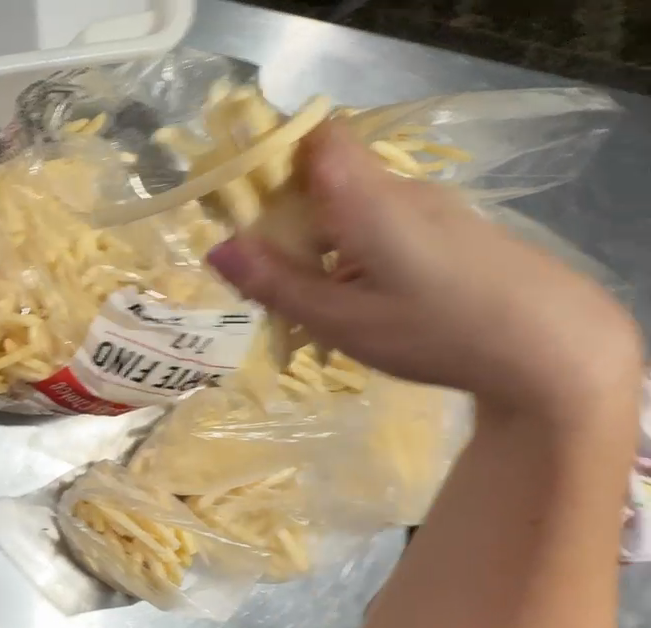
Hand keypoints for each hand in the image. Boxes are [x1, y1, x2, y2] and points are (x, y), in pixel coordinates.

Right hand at [206, 121, 641, 424]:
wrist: (551, 348)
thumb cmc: (434, 332)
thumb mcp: (338, 318)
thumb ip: (274, 283)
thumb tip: (216, 248)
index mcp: (370, 203)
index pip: (319, 141)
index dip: (272, 156)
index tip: (236, 201)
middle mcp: (401, 192)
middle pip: (325, 180)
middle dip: (280, 217)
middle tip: (258, 278)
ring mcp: (428, 209)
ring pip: (347, 209)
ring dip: (311, 243)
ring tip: (300, 300)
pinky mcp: (445, 230)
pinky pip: (375, 226)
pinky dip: (343, 253)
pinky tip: (346, 300)